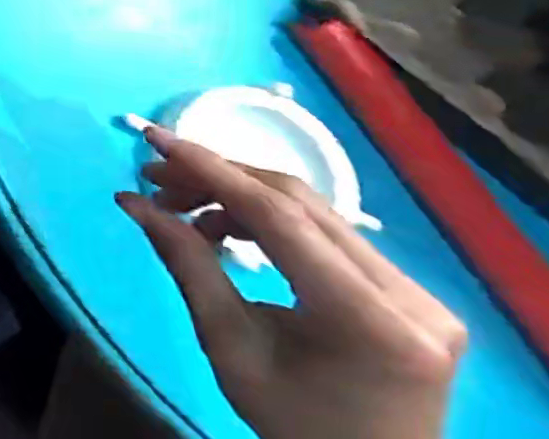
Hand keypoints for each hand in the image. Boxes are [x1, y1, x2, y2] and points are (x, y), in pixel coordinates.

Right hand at [116, 125, 465, 438]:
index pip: (278, 215)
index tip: (151, 138)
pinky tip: (226, 229)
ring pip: (309, 209)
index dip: (208, 168)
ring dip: (236, 194)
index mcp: (367, 317)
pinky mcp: (407, 292)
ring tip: (181, 207)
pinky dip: (265, 216)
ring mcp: (417, 293)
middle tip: (154, 179)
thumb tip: (131, 200)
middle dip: (216, 177)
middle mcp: (408, 296)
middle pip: (296, 203)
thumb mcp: (227, 342)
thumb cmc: (291, 418)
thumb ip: (186, 262)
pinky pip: (324, 230)